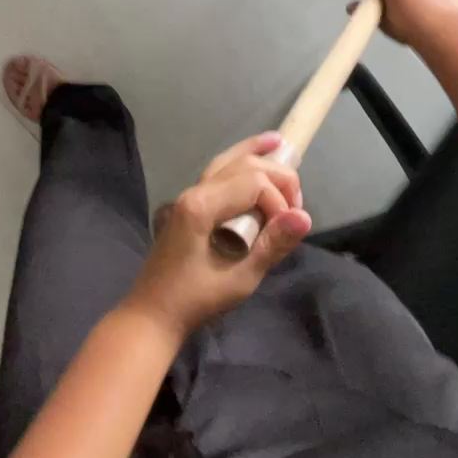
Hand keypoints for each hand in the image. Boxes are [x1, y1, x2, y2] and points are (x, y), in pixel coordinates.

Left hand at [121, 133, 311, 338]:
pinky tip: (250, 161)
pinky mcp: (188, 207)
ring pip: (224, 163)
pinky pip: (216, 176)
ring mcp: (188, 197)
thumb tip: (304, 216)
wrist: (153, 315)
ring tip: (276, 142)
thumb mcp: (240, 278)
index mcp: (201, 206)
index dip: (278, 201)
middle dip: (274, 175)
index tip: (284, 231)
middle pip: (241, 164)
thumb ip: (272, 245)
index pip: (254, 182)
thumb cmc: (195, 301)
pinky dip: (237, 165)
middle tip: (297, 199)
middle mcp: (193, 192)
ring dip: (252, 154)